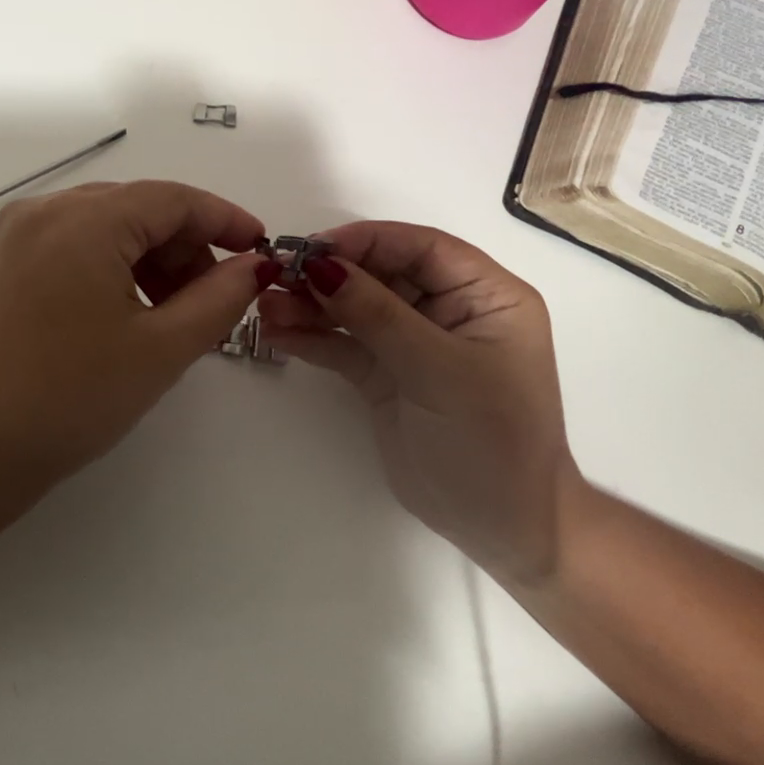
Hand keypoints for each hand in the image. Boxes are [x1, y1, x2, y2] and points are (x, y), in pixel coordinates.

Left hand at [0, 180, 274, 486]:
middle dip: (184, 247)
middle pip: (135, 208)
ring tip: (168, 315)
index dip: (224, 220)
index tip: (259, 249)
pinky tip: (120, 314)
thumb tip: (253, 266)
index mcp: (84, 220)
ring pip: (100, 227)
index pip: (173, 199)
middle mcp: (41, 211)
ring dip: (145, 259)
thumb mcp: (162, 349)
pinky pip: (65, 247)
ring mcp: (10, 236)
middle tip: (211, 299)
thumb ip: (220, 298)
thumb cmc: (73, 398)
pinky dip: (105, 268)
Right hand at [258, 222, 576, 580]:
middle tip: (277, 276)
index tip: (313, 248)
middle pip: (382, 275)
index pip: (422, 249)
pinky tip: (277, 331)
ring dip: (313, 306)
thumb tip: (321, 266)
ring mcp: (414, 346)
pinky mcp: (386, 377)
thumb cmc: (488, 438)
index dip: (367, 242)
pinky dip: (313, 338)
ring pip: (357, 310)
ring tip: (265, 306)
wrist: (498, 523)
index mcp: (486, 296)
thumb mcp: (437, 369)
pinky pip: (346, 346)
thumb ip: (377, 315)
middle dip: (331, 275)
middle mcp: (449, 312)